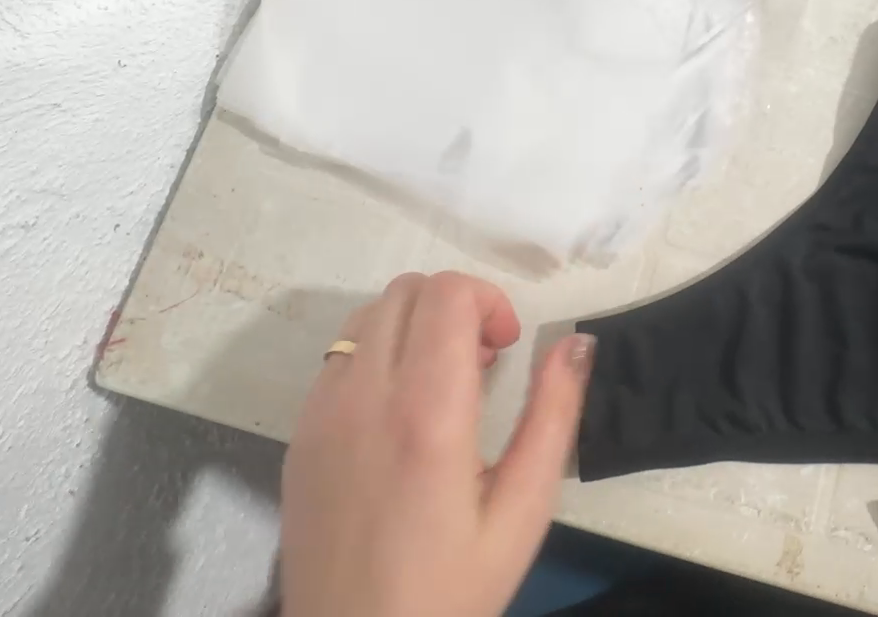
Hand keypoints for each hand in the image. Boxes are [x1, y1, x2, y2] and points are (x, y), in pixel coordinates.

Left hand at [280, 272, 592, 616]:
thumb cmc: (450, 588)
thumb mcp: (524, 509)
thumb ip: (555, 413)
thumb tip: (577, 341)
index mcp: (427, 413)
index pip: (446, 295)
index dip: (489, 299)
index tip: (508, 347)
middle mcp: (365, 398)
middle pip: (407, 290)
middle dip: (456, 306)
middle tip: (484, 361)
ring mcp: (321, 413)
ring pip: (370, 314)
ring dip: (416, 325)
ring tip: (444, 381)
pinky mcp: (300, 433)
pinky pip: (341, 355)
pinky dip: (380, 353)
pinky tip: (402, 410)